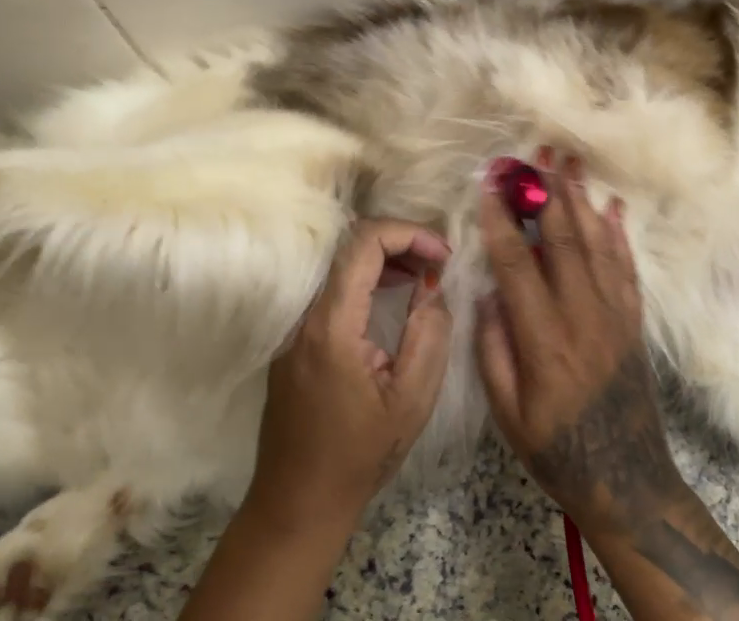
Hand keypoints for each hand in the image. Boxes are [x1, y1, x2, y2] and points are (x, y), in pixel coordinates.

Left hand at [247, 219, 453, 528]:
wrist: (298, 505)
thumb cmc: (360, 455)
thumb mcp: (412, 398)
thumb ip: (428, 332)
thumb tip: (430, 285)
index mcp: (332, 326)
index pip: (364, 244)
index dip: (409, 234)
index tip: (443, 256)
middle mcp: (305, 319)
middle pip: (350, 250)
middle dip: (401, 243)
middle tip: (440, 265)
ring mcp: (294, 332)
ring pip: (340, 271)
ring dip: (385, 263)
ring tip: (425, 279)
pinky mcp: (295, 346)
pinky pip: (332, 296)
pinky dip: (367, 285)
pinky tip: (393, 302)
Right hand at [474, 155, 688, 535]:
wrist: (626, 478)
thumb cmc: (556, 451)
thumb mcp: (509, 413)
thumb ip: (495, 349)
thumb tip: (490, 294)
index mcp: (544, 339)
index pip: (518, 264)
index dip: (502, 221)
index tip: (491, 186)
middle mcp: (583, 315)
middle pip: (565, 240)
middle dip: (549, 193)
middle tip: (539, 153)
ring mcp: (615, 315)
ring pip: (598, 245)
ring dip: (582, 201)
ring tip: (571, 164)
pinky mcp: (633, 322)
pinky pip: (626, 267)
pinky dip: (618, 234)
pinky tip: (612, 208)